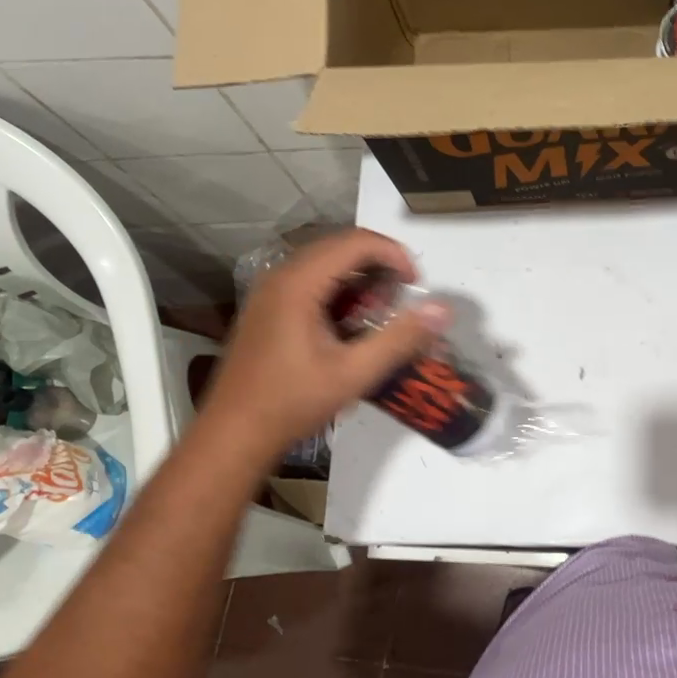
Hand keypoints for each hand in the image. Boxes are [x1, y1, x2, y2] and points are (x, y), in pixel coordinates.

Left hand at [201, 229, 448, 449]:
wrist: (234, 434)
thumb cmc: (292, 403)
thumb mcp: (354, 373)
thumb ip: (400, 339)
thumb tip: (442, 310)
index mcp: (298, 283)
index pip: (355, 243)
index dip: (393, 255)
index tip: (417, 285)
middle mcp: (280, 277)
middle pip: (340, 248)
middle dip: (379, 268)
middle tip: (400, 302)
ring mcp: (270, 293)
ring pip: (325, 266)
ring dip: (360, 282)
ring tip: (379, 316)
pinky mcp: (268, 310)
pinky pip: (311, 284)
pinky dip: (339, 294)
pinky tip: (350, 329)